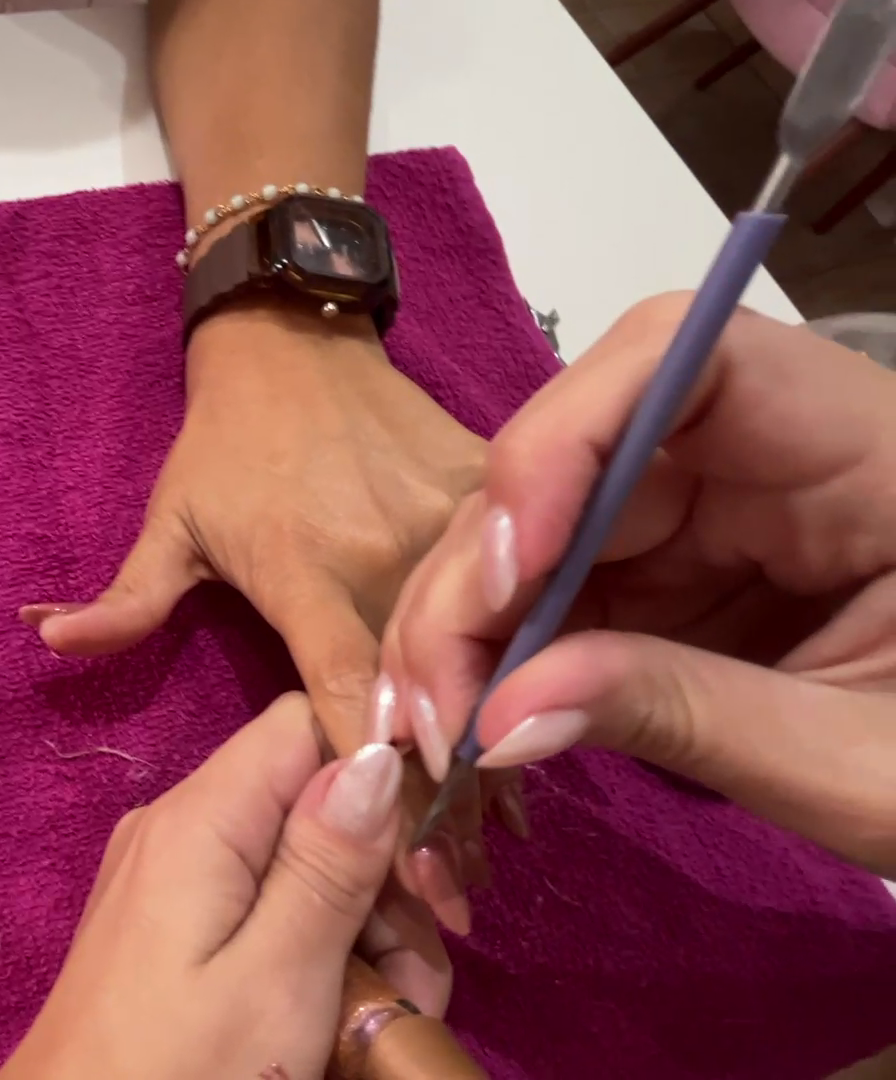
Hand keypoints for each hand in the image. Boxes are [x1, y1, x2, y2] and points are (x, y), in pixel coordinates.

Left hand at [0, 694, 410, 1079]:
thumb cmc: (180, 1071)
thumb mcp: (275, 981)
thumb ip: (325, 865)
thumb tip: (374, 750)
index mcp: (197, 816)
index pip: (300, 724)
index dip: (377, 770)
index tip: (433, 864)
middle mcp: (176, 820)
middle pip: (305, 795)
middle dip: (378, 875)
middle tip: (417, 978)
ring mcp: (167, 863)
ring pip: (292, 850)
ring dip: (357, 920)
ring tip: (385, 1011)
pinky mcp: (168, 906)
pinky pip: (257, 890)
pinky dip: (310, 936)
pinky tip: (337, 1006)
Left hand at [19, 307, 503, 936]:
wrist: (291, 351)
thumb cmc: (221, 448)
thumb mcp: (167, 524)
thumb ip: (123, 600)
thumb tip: (41, 638)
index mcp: (303, 569)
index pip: (348, 689)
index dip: (376, 777)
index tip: (403, 864)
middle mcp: (387, 554)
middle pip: (430, 692)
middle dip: (444, 795)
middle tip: (452, 896)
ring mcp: (451, 524)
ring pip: (490, 653)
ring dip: (496, 747)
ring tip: (497, 843)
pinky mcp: (491, 500)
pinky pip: (523, 593)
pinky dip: (530, 661)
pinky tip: (535, 731)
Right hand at [379, 295, 895, 875]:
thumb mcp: (875, 765)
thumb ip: (686, 717)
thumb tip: (495, 720)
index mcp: (862, 457)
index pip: (677, 365)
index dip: (564, 439)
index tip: (513, 568)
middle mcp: (740, 469)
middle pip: (548, 478)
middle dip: (470, 589)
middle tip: (438, 709)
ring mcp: (674, 525)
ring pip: (509, 539)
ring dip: (449, 630)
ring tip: (436, 729)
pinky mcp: (633, 579)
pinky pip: (521, 596)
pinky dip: (473, 653)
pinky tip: (454, 712)